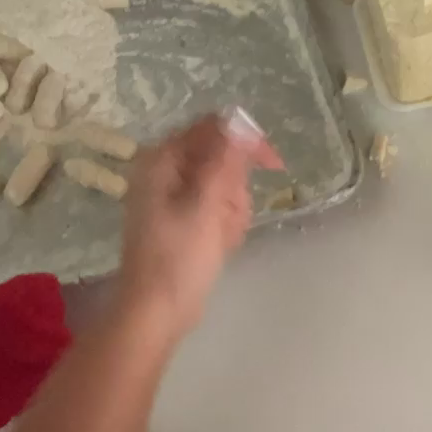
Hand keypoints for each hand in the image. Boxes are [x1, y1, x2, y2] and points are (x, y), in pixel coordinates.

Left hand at [117, 109, 283, 333]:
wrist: (157, 311)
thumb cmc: (179, 259)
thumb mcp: (206, 205)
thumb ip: (224, 160)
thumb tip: (241, 121)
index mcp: (162, 159)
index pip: (214, 129)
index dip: (246, 142)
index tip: (275, 166)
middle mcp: (165, 171)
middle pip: (222, 159)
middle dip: (236, 189)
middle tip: (228, 218)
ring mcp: (173, 196)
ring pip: (225, 186)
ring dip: (234, 210)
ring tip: (222, 237)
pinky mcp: (184, 219)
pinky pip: (218, 209)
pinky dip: (226, 224)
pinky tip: (220, 245)